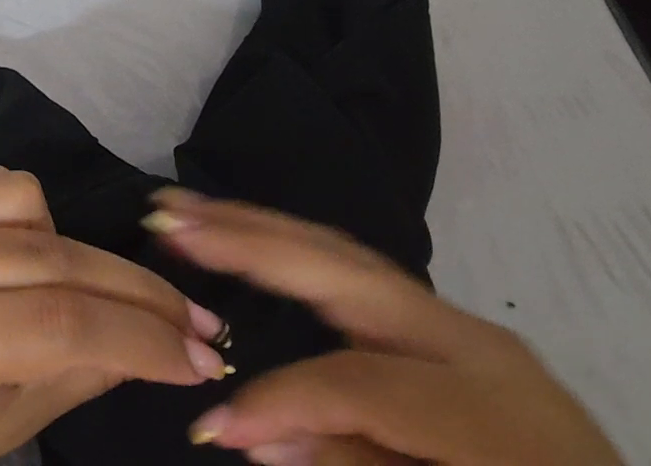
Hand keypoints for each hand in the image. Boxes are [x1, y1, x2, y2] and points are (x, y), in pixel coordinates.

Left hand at [0, 166, 231, 465]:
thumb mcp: (13, 422)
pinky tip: (31, 259)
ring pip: (31, 205)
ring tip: (73, 296)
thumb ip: (90, 371)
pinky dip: (31, 217)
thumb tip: (177, 344)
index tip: (204, 356)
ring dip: (71, 251)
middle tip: (194, 326)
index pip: (59, 324)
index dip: (142, 336)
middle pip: (53, 262)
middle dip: (136, 296)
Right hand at [143, 188, 623, 465]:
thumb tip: (244, 431)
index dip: (280, 399)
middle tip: (164, 220)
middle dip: (246, 241)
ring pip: (340, 252)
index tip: (211, 425)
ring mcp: (455, 322)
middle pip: (343, 271)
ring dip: (253, 225)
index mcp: (486, 404)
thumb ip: (349, 465)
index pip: (357, 382)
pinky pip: (351, 269)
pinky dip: (285, 245)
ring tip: (182, 210)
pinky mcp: (439, 322)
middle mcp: (470, 341)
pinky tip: (240, 232)